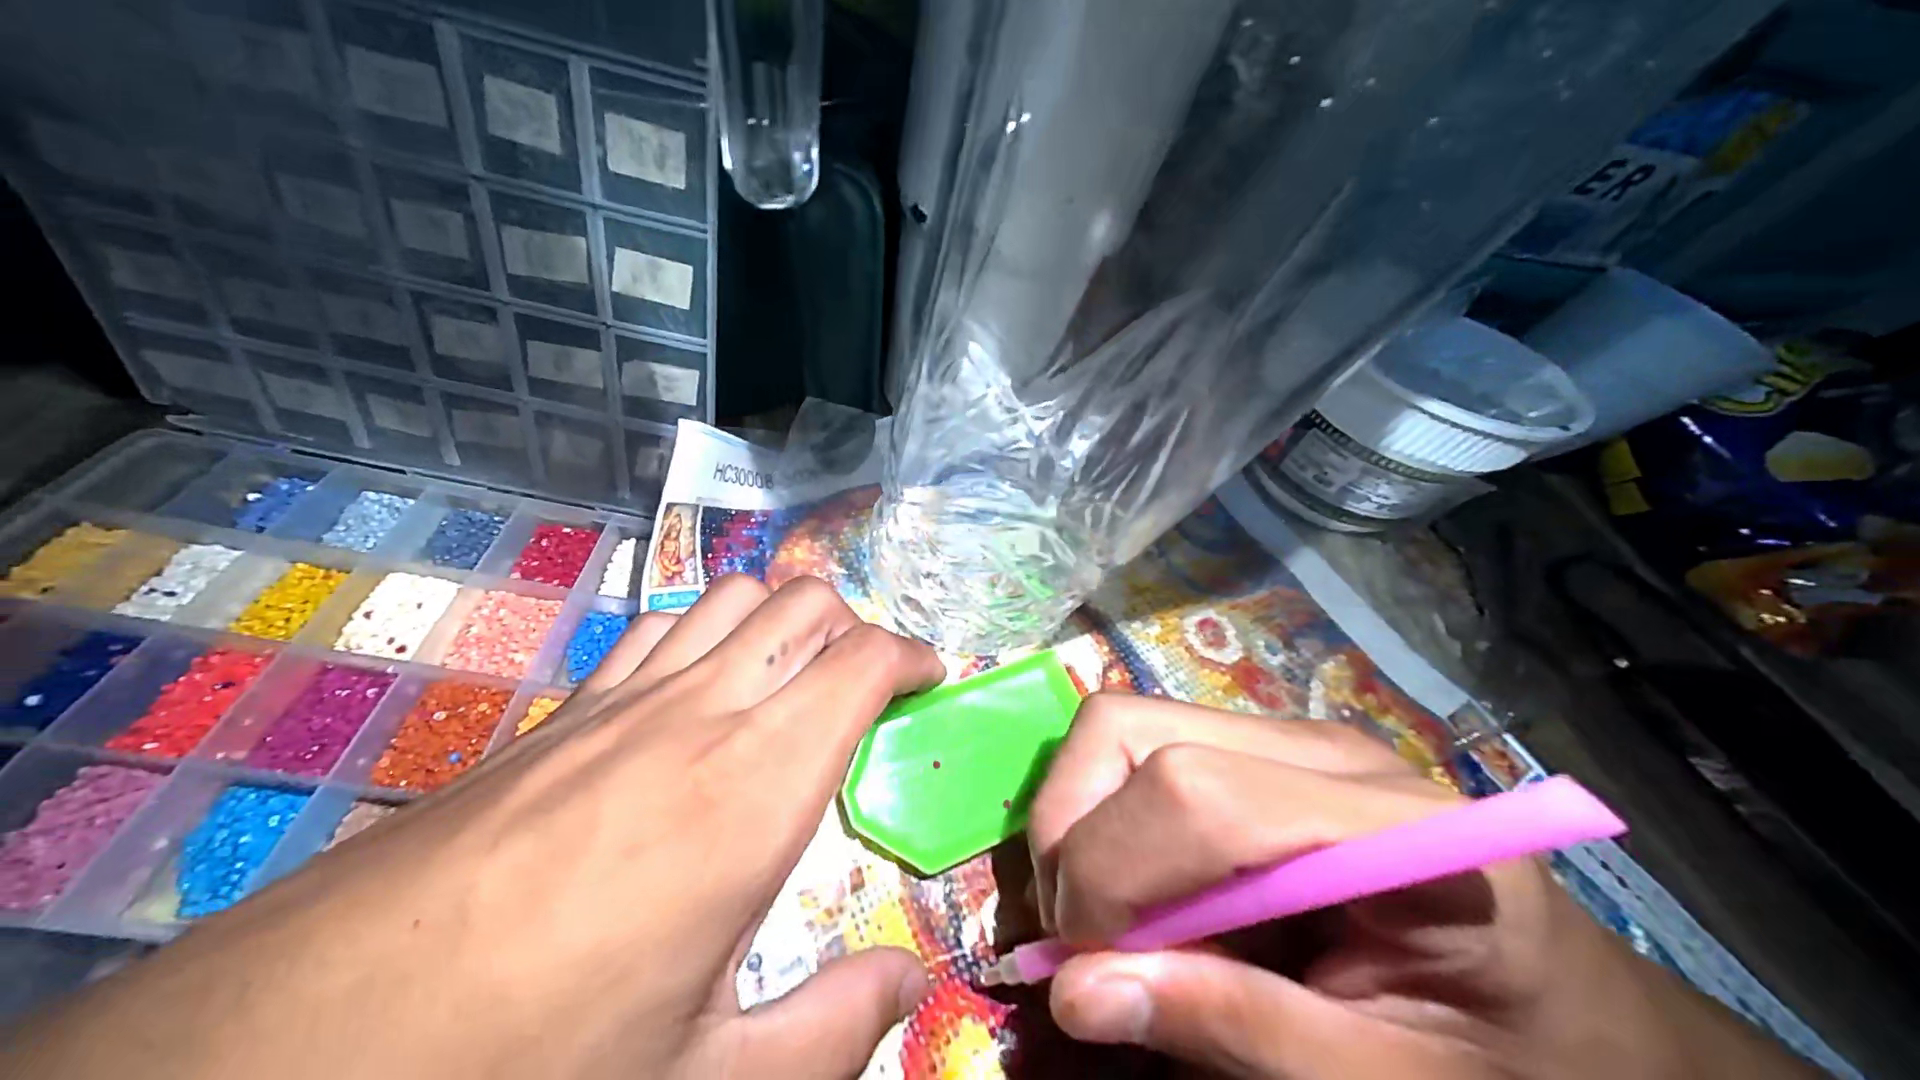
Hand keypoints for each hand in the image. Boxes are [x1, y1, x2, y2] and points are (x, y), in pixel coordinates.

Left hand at [4, 575, 945, 1078]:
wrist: (304, 1047)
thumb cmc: (533, 1062)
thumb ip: (835, 1027)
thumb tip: (912, 982)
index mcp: (756, 787)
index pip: (862, 662)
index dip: (914, 655)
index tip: (933, 679)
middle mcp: (700, 712)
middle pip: (805, 604)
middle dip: (857, 624)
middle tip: (872, 681)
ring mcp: (624, 697)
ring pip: (733, 595)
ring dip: (784, 614)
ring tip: (798, 666)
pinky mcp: (563, 708)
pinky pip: (660, 625)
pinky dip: (707, 628)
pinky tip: (702, 683)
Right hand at [1027, 693, 1821, 1078]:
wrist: (1585, 1017)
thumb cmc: (1513, 1066)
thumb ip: (1238, 1030)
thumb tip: (1076, 993)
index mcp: (1389, 822)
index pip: (1194, 793)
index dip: (1110, 872)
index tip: (1089, 973)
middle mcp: (1323, 745)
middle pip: (1130, 730)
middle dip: (1072, 833)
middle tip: (1085, 939)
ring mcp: (1285, 734)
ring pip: (1120, 727)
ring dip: (1079, 820)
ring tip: (1110, 916)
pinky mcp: (1257, 747)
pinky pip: (1139, 749)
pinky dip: (1104, 815)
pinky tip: (1146, 888)